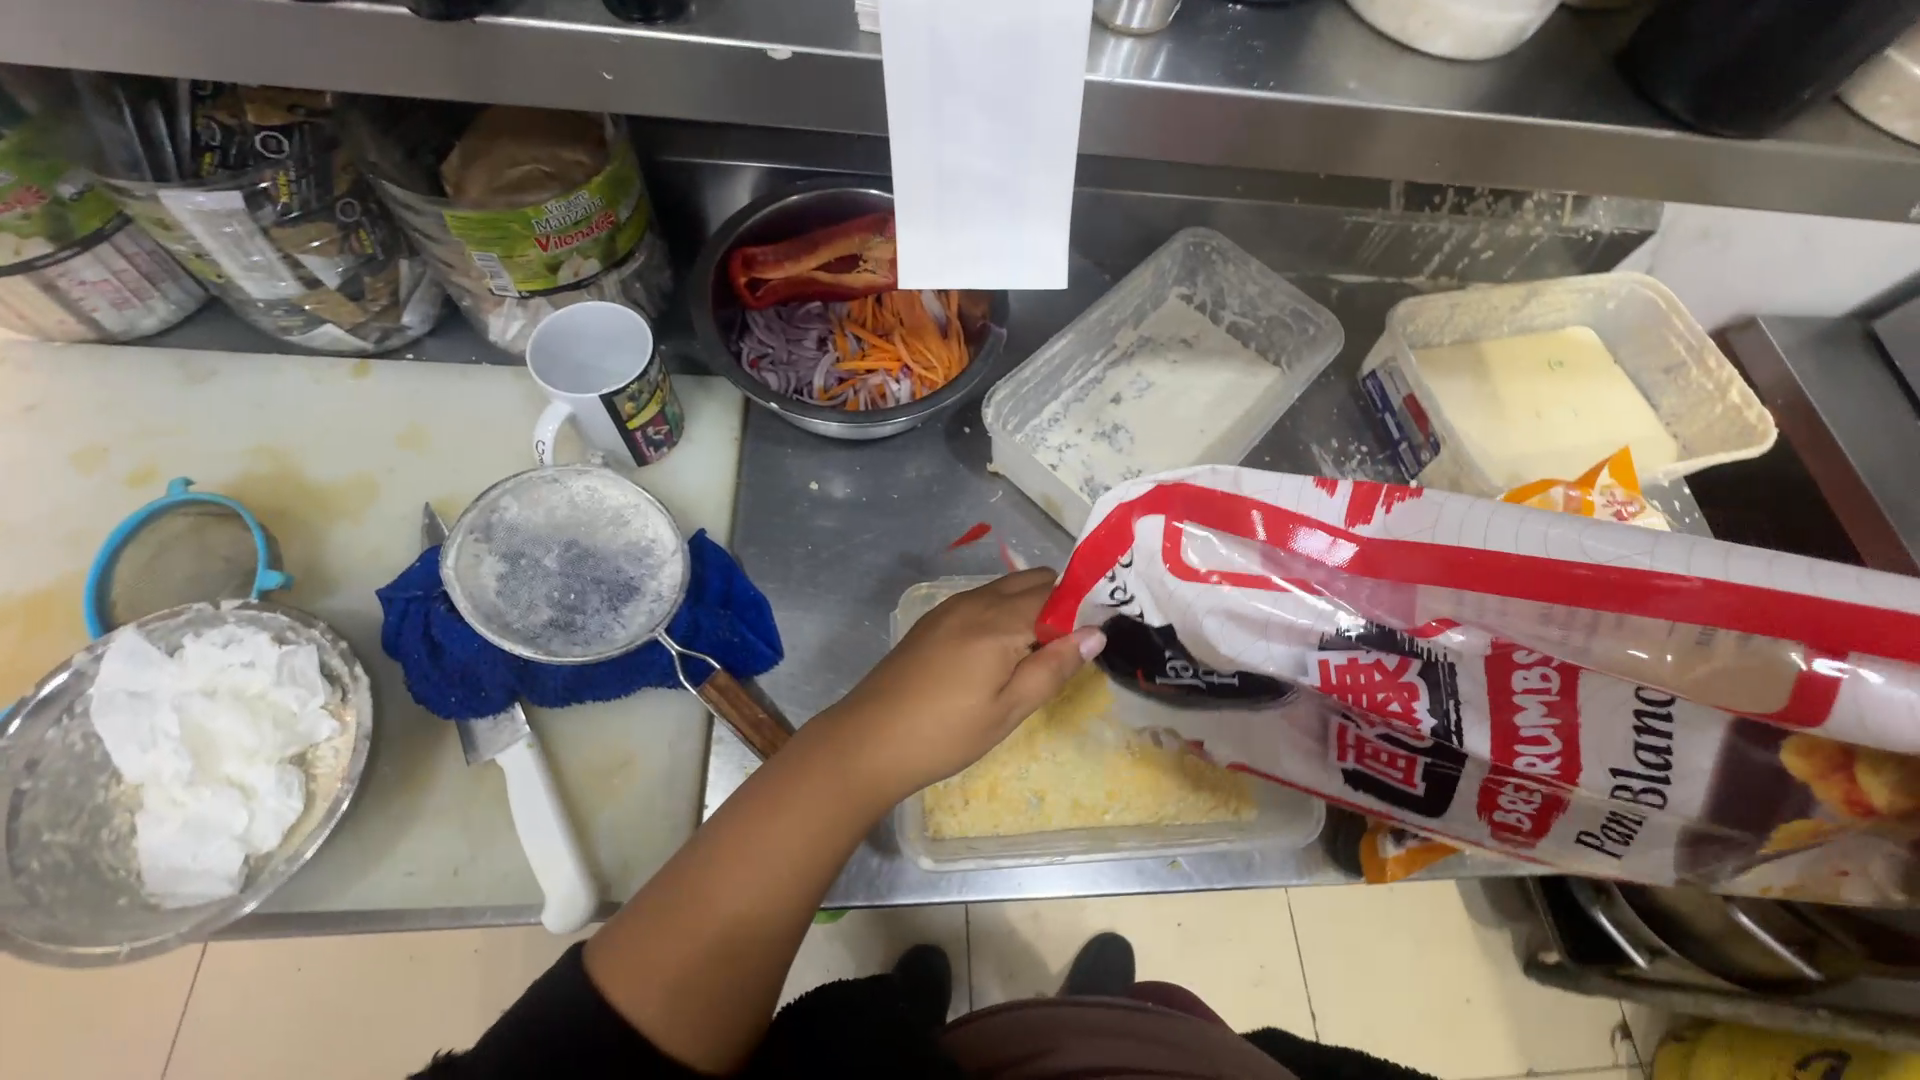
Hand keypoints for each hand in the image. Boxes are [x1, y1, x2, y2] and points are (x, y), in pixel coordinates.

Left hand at [812, 569, 1105, 801]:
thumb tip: (1095, 632)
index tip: (1100, 635)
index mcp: (1000, 620)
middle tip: (1070, 648)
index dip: (1084, 609)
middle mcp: (977, 601)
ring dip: (1031, 608)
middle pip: (1034, 581)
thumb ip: (1054, 667)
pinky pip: (982, 601)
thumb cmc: (946, 732)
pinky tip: (1000, 655)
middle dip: (1060, 603)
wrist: (868, 740)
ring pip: (1007, 588)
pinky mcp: (933, 620)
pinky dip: (1003, 614)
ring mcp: (951, 607)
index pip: (1059, 593)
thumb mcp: (1009, 709)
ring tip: (1038, 656)